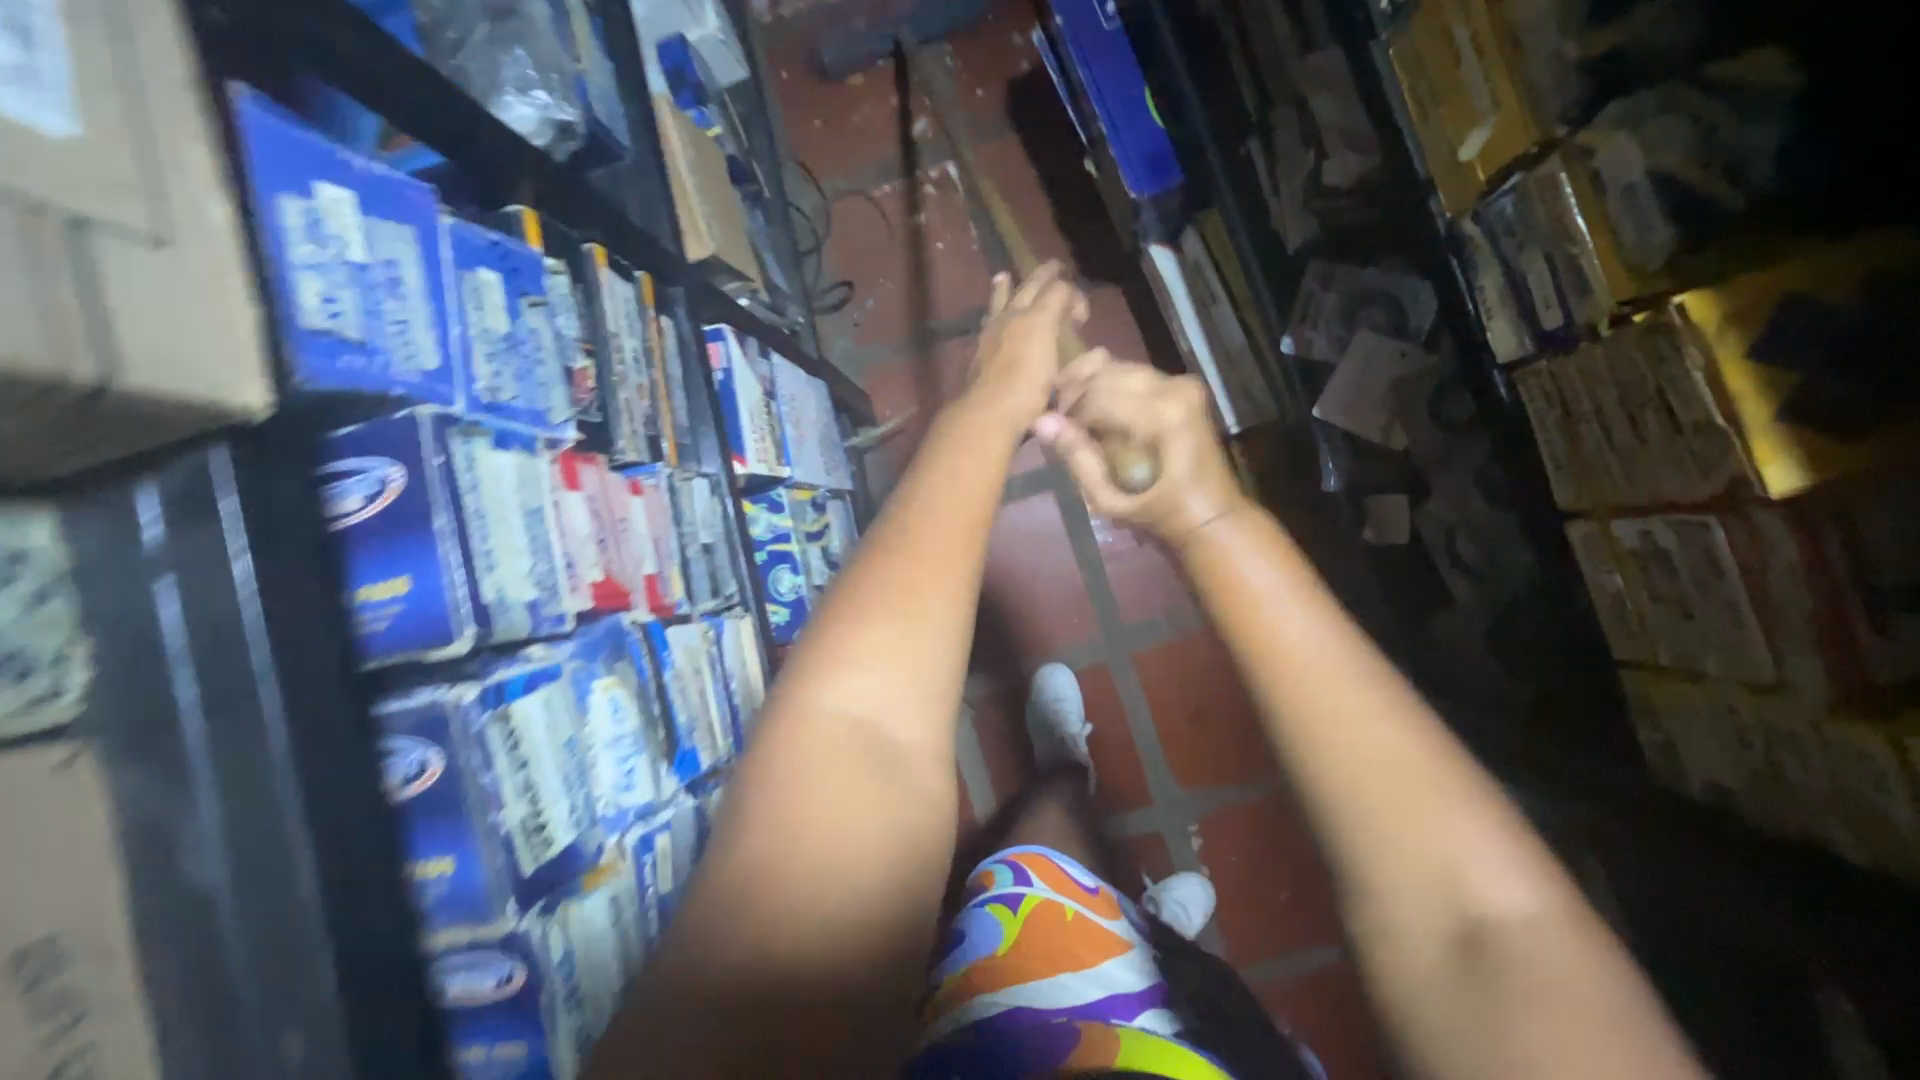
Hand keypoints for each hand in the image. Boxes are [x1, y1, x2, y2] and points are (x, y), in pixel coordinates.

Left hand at [964, 261, 1088, 428]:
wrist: (989, 411)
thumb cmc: (1031, 394)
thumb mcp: (1065, 379)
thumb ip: (1082, 364)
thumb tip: (1099, 355)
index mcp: (1038, 319)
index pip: (1060, 291)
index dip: (1075, 297)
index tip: (1082, 316)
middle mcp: (1014, 316)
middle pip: (1031, 285)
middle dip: (1046, 274)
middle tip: (1055, 266)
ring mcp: (992, 329)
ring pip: (1001, 298)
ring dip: (1005, 286)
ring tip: (1004, 276)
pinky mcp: (977, 346)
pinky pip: (987, 320)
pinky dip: (993, 313)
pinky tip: (990, 318)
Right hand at [1034, 351, 1248, 545]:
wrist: (1213, 516)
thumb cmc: (1162, 516)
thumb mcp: (1112, 501)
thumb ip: (1078, 459)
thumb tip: (1041, 422)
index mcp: (1163, 416)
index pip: (1097, 395)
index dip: (1068, 412)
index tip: (1055, 435)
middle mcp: (1175, 388)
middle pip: (1106, 372)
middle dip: (1074, 392)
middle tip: (1059, 421)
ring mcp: (1182, 384)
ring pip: (1118, 366)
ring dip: (1089, 385)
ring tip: (1072, 414)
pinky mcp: (1184, 386)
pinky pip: (1134, 374)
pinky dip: (1109, 384)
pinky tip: (1095, 405)